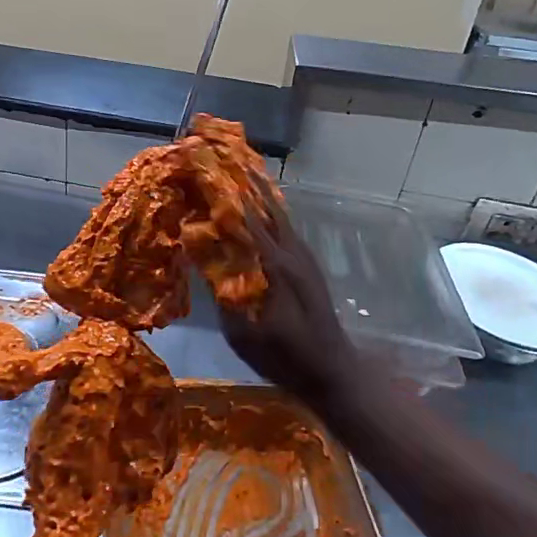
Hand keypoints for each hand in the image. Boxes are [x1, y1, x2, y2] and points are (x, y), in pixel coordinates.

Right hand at [218, 185, 364, 408]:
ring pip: (282, 217)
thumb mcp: (244, 335)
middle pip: (269, 210)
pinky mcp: (309, 268)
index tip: (209, 179)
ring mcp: (305, 260)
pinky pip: (288, 230)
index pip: (247, 224)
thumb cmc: (285, 358)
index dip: (228, 201)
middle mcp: (293, 255)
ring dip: (263, 197)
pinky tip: (263, 213)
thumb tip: (203, 264)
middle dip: (249, 187)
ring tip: (243, 176)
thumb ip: (223, 296)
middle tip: (229, 164)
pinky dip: (273, 214)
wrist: (333, 372)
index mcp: (276, 267)